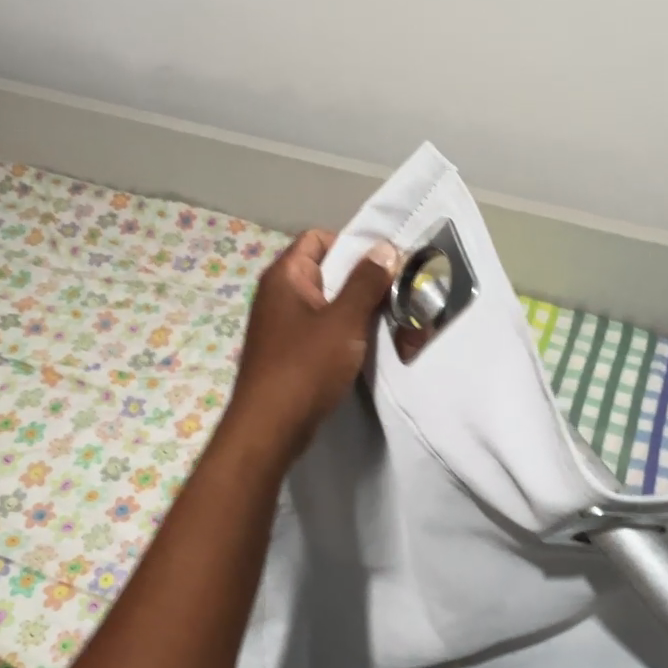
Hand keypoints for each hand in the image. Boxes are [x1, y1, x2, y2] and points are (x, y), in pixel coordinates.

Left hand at [224, 229, 398, 461]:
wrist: (270, 428)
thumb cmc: (304, 367)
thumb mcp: (343, 321)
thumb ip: (366, 282)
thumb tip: (385, 248)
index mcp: (285, 276)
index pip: (319, 238)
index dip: (353, 245)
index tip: (386, 266)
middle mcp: (280, 295)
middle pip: (328, 271)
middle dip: (364, 282)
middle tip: (398, 295)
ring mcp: (284, 326)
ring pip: (329, 304)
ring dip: (359, 312)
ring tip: (391, 323)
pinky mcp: (291, 353)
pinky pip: (323, 331)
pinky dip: (346, 335)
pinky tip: (368, 348)